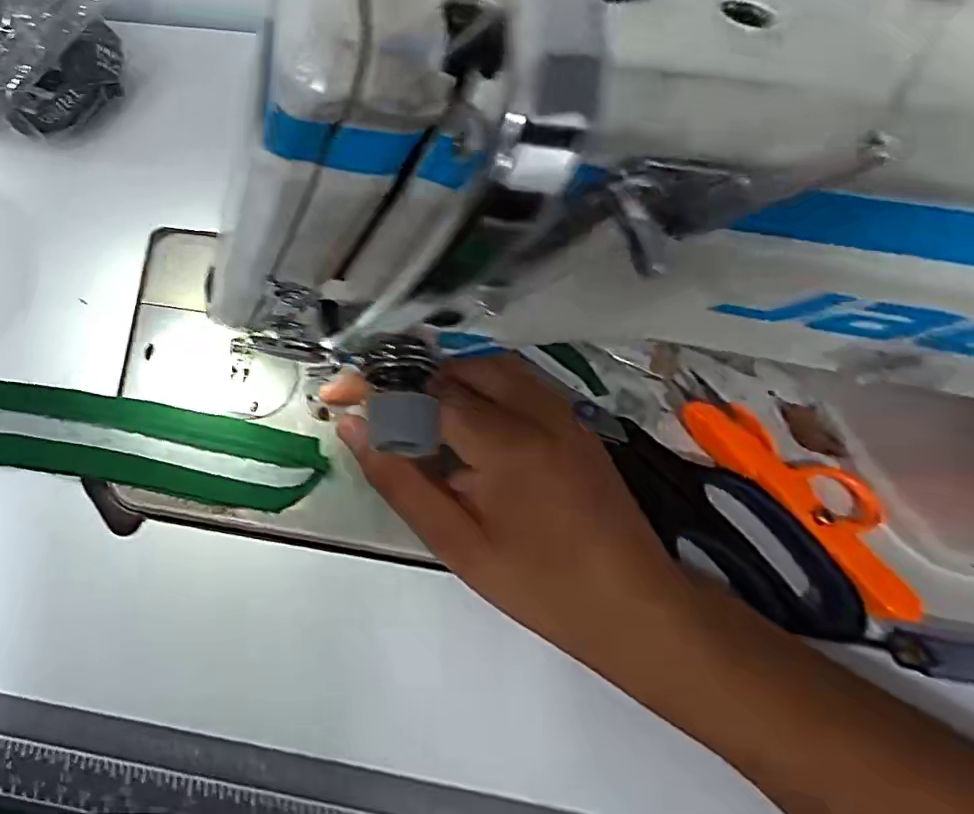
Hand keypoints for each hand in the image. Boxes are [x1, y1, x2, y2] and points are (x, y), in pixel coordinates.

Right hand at [323, 355, 700, 676]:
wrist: (637, 609)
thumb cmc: (540, 584)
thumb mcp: (454, 541)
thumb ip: (397, 478)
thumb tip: (353, 427)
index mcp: (505, 443)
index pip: (423, 391)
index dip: (373, 389)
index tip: (337, 398)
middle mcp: (536, 411)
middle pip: (451, 366)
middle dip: (402, 379)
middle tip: (370, 408)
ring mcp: (560, 411)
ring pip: (483, 364)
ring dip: (438, 376)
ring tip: (408, 409)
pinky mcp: (571, 419)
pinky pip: (512, 377)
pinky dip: (473, 382)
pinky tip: (458, 417)